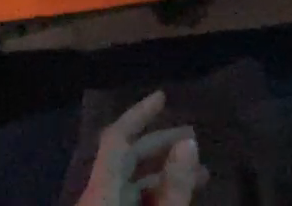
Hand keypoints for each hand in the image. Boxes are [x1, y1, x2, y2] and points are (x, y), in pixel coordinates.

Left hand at [73, 90, 204, 205]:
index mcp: (101, 189)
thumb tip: (189, 142)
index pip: (117, 136)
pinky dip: (150, 193)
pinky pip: (124, 200)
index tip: (163, 96)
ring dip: (160, 174)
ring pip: (127, 183)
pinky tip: (174, 195)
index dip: (139, 113)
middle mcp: (93, 194)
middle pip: (124, 158)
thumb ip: (174, 185)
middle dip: (159, 145)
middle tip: (192, 137)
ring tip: (198, 173)